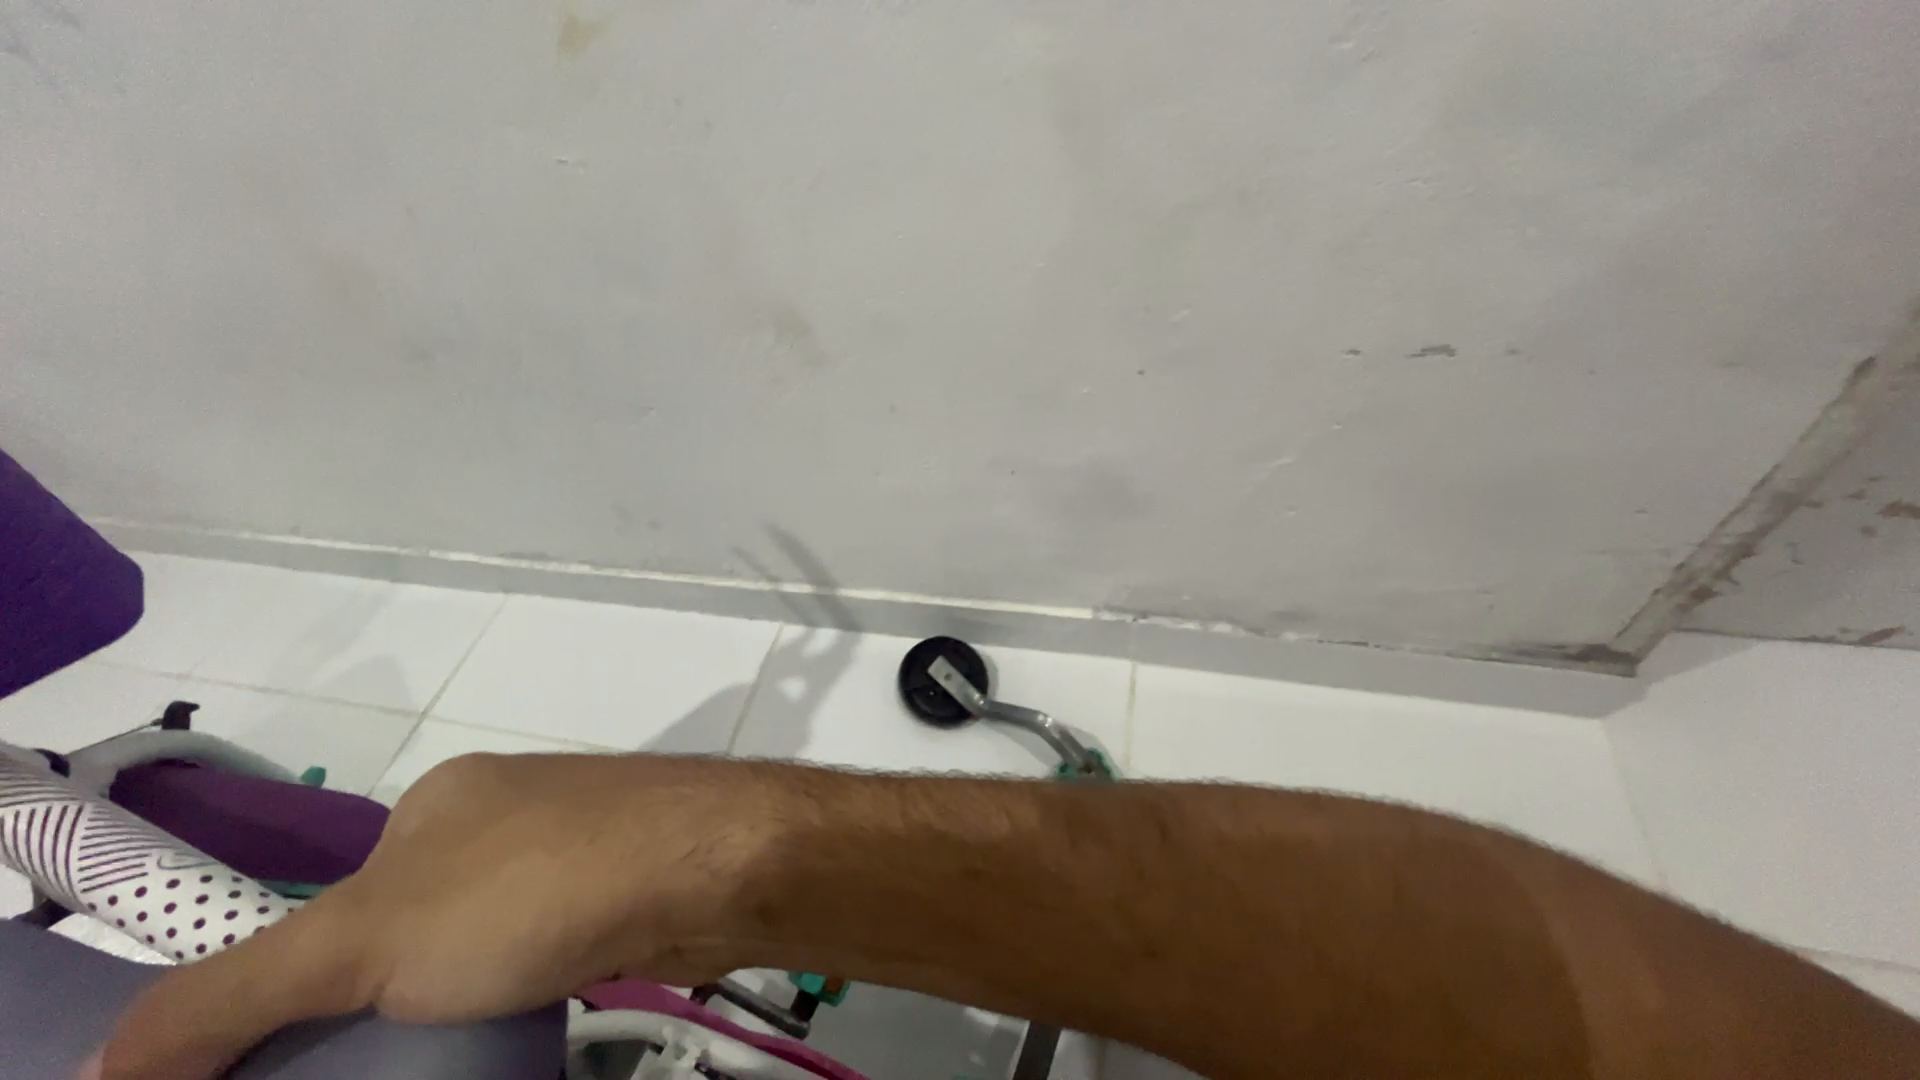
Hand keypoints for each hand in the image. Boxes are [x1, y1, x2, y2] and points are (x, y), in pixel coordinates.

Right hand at [92, 752, 792, 1079]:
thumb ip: (233, 996)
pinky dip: (518, 995)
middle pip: (414, 922)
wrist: (709, 867)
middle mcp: (510, 812)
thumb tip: (99, 1067)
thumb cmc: (536, 886)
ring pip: (485, 941)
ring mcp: (578, 845)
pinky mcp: (627, 884)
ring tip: (430, 1061)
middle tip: (356, 1072)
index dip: (302, 981)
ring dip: (454, 1002)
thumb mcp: (366, 940)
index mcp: (440, 800)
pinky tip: (510, 1033)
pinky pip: (546, 951)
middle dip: (380, 1000)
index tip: (281, 1061)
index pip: (340, 899)